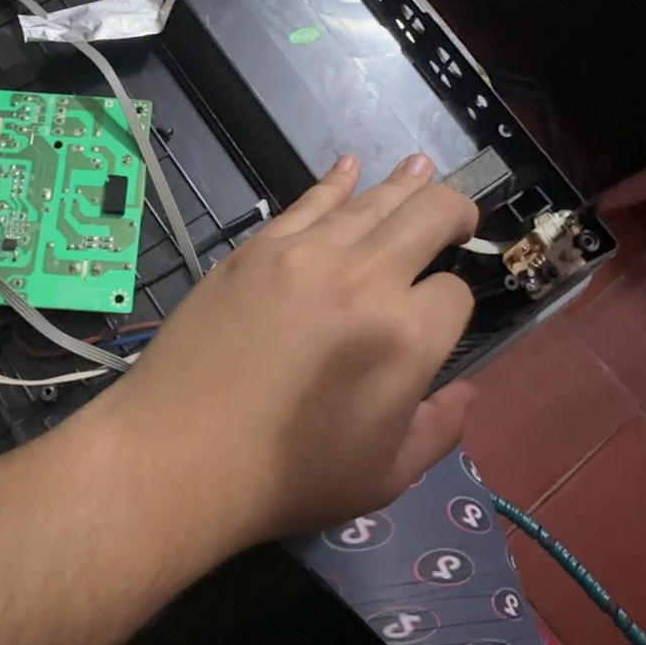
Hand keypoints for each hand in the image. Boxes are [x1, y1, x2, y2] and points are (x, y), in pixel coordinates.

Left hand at [85, 153, 479, 545]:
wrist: (177, 453)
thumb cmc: (285, 478)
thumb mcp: (383, 477)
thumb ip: (438, 429)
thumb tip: (469, 389)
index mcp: (406, 337)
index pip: (455, 293)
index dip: (454, 304)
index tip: (436, 322)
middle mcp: (364, 279)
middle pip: (428, 216)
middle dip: (454, 212)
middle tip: (459, 220)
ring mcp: (304, 255)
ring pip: (370, 201)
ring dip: (405, 184)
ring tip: (423, 169)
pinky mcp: (255, 249)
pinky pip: (306, 202)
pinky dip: (334, 181)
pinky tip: (350, 166)